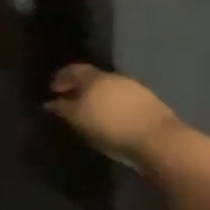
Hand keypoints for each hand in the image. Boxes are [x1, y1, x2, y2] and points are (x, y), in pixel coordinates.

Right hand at [44, 63, 187, 169]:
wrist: (159, 140)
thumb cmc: (111, 126)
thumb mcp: (78, 119)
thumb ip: (62, 109)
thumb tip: (50, 103)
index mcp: (94, 77)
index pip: (73, 70)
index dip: (61, 78)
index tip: (52, 89)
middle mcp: (114, 77)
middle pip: (92, 79)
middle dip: (80, 89)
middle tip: (70, 101)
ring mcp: (135, 90)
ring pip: (110, 90)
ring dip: (98, 99)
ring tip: (91, 114)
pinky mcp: (150, 105)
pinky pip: (124, 102)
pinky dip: (114, 107)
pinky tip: (112, 120)